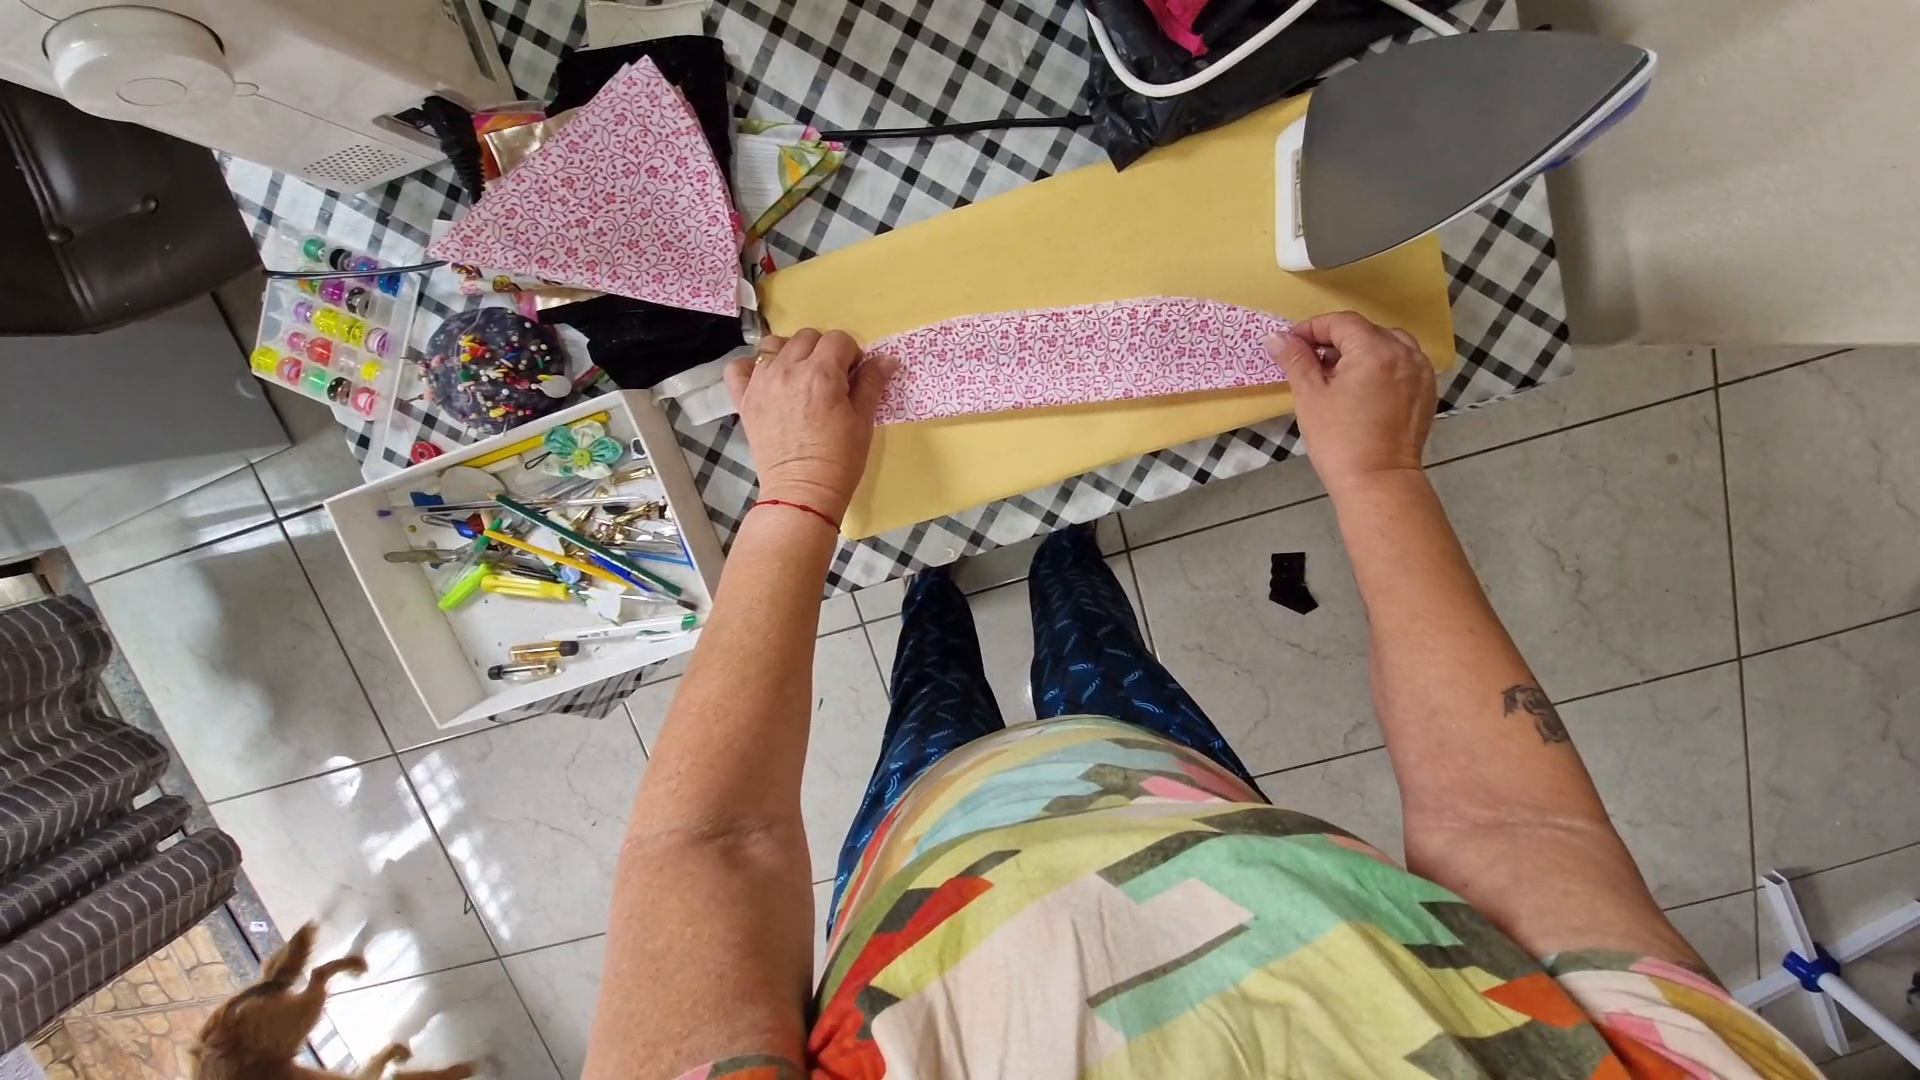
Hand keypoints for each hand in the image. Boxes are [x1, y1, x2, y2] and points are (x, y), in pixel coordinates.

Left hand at [725, 329, 896, 520]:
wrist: (802, 493)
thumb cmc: (840, 461)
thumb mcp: (863, 422)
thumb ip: (872, 383)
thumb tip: (887, 359)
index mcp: (822, 374)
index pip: (839, 339)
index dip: (852, 355)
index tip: (854, 376)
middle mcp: (788, 370)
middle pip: (808, 337)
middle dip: (824, 352)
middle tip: (831, 380)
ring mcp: (761, 383)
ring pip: (775, 345)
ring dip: (791, 354)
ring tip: (800, 379)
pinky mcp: (744, 399)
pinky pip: (739, 367)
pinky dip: (753, 368)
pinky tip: (767, 381)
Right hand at [1266, 312, 1436, 492]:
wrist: (1378, 479)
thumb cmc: (1338, 440)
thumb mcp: (1310, 397)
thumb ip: (1296, 361)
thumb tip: (1277, 338)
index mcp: (1374, 350)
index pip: (1341, 322)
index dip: (1312, 328)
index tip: (1291, 344)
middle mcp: (1404, 353)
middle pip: (1365, 331)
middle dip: (1335, 340)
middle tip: (1309, 362)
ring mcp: (1420, 371)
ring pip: (1387, 344)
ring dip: (1359, 351)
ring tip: (1337, 374)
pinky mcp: (1426, 390)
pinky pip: (1402, 363)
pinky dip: (1380, 365)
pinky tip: (1362, 388)